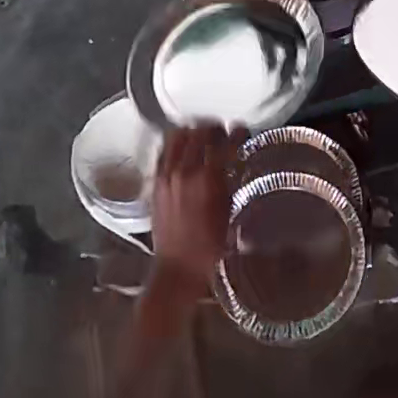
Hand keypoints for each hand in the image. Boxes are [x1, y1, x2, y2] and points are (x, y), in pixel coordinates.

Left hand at [150, 125, 244, 289]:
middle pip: (198, 133)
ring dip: (193, 133)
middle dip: (214, 129)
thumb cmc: (209, 247)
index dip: (237, 133)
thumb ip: (232, 183)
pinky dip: (176, 146)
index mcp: (207, 180)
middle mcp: (183, 172)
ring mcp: (166, 176)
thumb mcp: (230, 213)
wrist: (177, 269)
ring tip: (203, 138)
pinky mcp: (155, 183)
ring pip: (177, 137)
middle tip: (224, 133)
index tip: (242, 131)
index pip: (224, 143)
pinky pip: (164, 152)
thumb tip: (236, 162)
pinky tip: (184, 152)